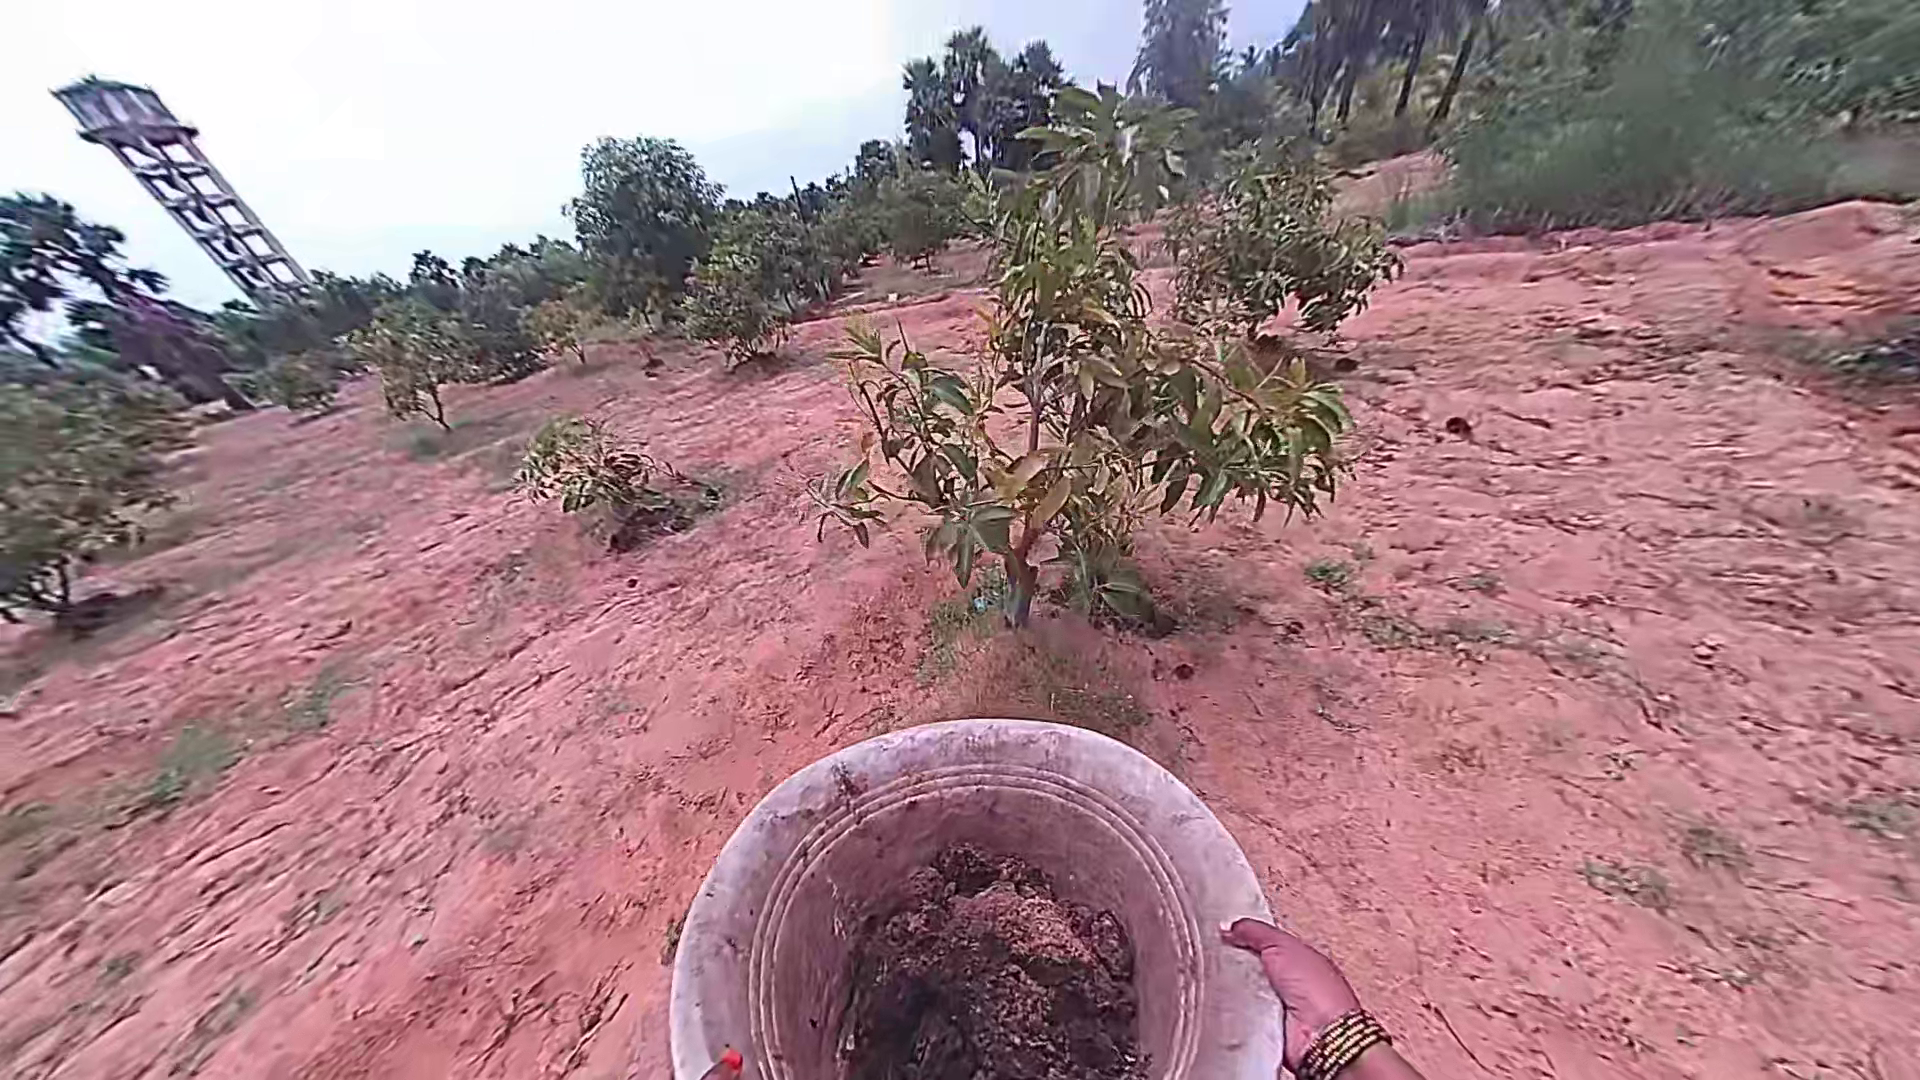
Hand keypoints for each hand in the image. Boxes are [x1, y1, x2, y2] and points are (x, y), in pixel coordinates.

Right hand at [1222, 918, 1360, 1071]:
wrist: (1324, 1038)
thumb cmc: (1318, 991)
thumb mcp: (1281, 944)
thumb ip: (1254, 931)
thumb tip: (1229, 927)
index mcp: (1298, 959)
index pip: (1264, 942)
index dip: (1243, 936)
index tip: (1223, 931)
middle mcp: (1288, 984)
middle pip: (1250, 965)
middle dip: (1234, 960)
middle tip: (1217, 952)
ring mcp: (1278, 1007)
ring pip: (1243, 988)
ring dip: (1233, 984)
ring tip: (1220, 975)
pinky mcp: (1267, 1029)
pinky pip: (1242, 1012)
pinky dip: (1233, 1007)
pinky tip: (1225, 998)